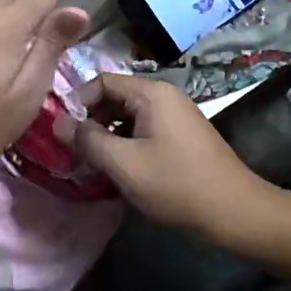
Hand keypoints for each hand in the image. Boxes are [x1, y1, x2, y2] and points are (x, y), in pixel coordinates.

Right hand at [58, 74, 272, 238]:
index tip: (61, 132)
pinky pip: (145, 127)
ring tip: (92, 163)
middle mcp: (165, 95)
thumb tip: (57, 123)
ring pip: (129, 114)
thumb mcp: (124, 164)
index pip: (103, 81)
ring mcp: (176, 114)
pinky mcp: (182, 133)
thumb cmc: (175, 183)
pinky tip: (119, 168)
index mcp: (152, 93)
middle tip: (73, 151)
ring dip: (108, 134)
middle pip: (116, 95)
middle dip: (91, 120)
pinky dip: (127, 142)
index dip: (78, 102)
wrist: (233, 209)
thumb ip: (88, 140)